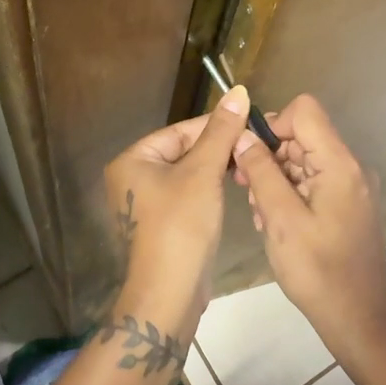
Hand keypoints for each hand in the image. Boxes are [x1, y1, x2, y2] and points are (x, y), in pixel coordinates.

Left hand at [103, 86, 256, 319]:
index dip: (216, 126)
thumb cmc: (181, 225)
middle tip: (254, 148)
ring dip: (217, 170)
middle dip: (217, 149)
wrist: (169, 294)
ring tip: (248, 167)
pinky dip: (209, 191)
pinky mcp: (160, 223)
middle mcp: (131, 177)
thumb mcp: (203, 173)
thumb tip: (238, 90)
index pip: (180, 130)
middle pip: (183, 150)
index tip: (251, 124)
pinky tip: (234, 190)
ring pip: (188, 174)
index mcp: (132, 159)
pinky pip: (187, 195)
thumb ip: (221, 132)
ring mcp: (144, 203)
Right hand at [231, 94, 385, 360]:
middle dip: (268, 155)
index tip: (250, 156)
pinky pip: (311, 182)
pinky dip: (288, 193)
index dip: (272, 125)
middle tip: (245, 189)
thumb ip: (261, 171)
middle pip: (301, 135)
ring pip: (302, 160)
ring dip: (274, 178)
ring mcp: (350, 188)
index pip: (303, 111)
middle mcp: (349, 168)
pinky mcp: (346, 206)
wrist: (358, 320)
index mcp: (339, 164)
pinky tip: (274, 222)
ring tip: (260, 213)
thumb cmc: (318, 270)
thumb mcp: (280, 219)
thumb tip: (242, 136)